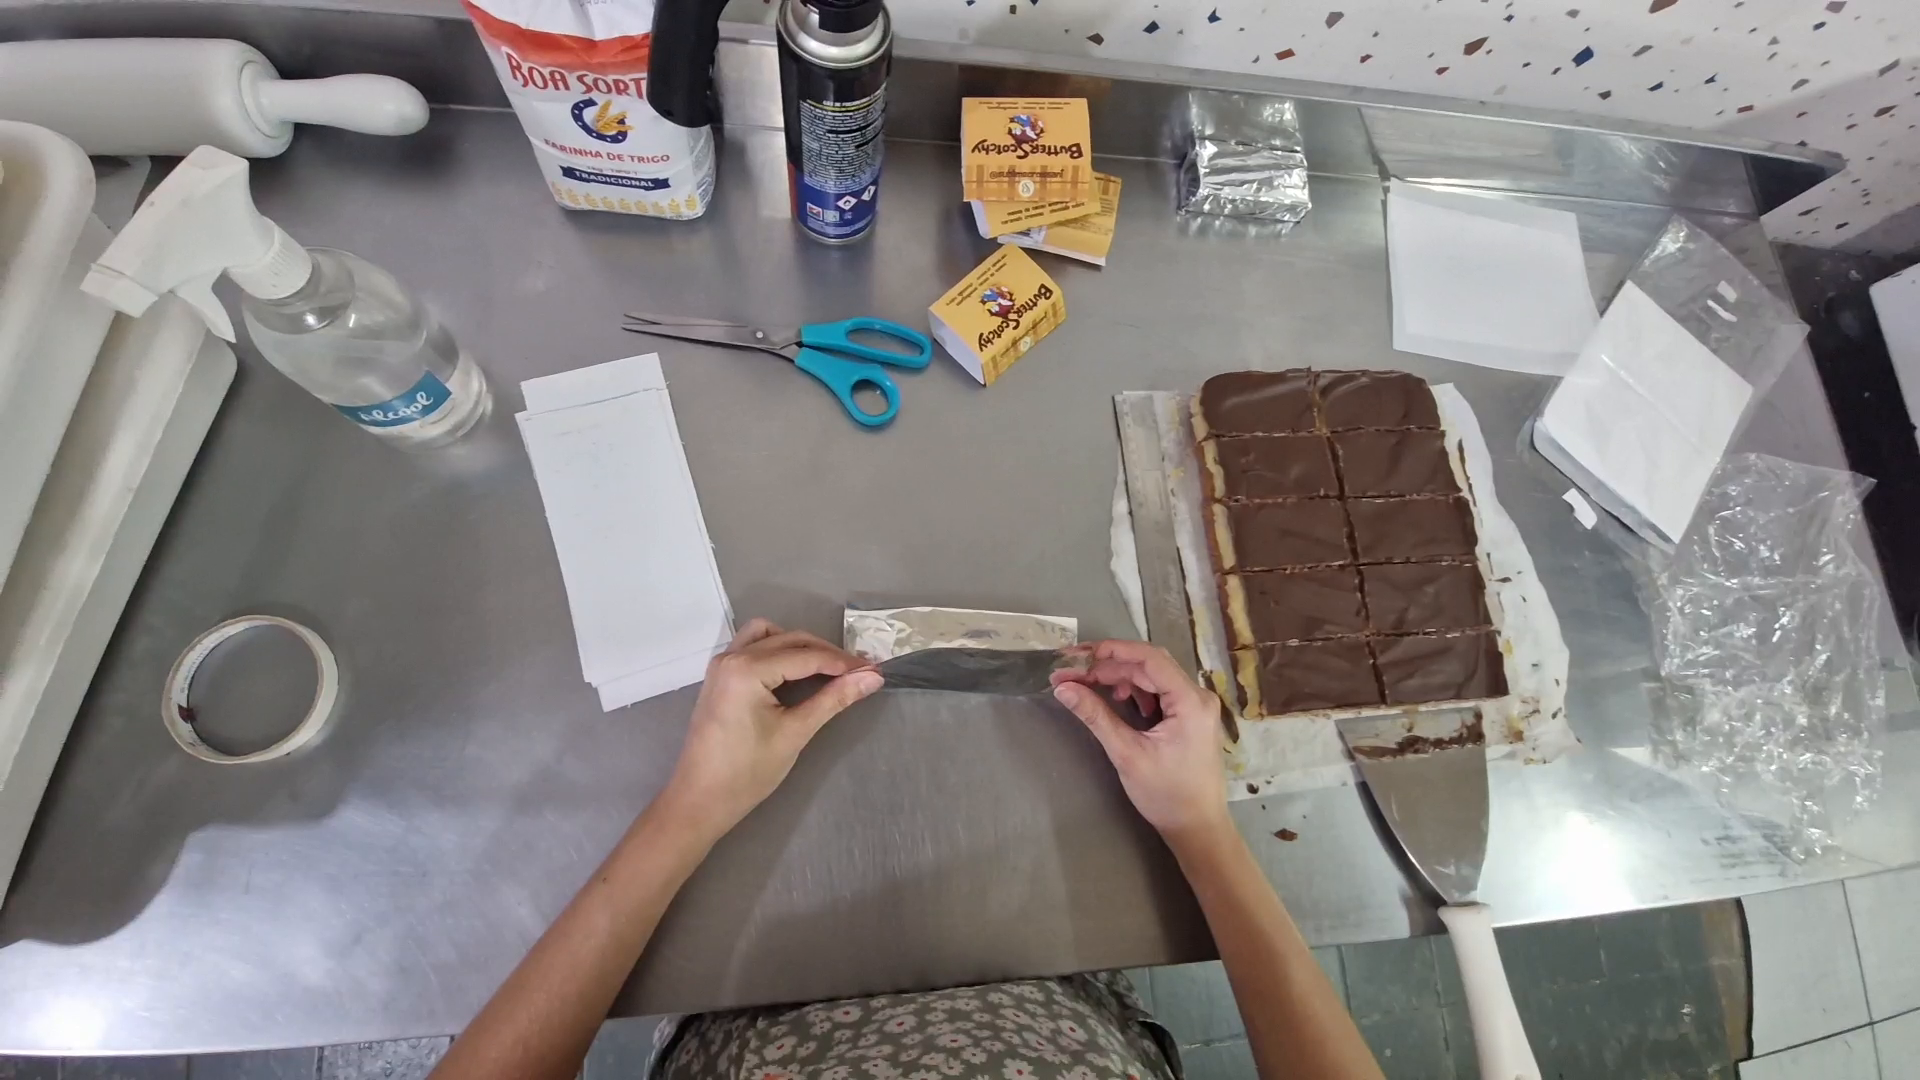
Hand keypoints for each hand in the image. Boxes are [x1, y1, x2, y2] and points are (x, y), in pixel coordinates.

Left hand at [663, 619, 882, 837]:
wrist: (699, 801)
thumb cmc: (747, 772)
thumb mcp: (795, 733)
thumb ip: (833, 699)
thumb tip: (872, 678)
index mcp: (748, 669)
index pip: (807, 656)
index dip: (843, 663)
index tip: (873, 670)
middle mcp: (732, 656)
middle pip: (791, 639)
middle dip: (827, 654)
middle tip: (858, 672)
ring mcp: (722, 664)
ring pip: (769, 635)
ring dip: (800, 645)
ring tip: (826, 669)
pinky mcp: (720, 676)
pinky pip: (753, 647)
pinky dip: (777, 650)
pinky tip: (795, 672)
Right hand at [1050, 640, 1229, 842]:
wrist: (1197, 828)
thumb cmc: (1166, 794)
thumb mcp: (1127, 753)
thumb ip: (1096, 716)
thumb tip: (1063, 688)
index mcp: (1190, 701)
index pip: (1149, 658)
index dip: (1111, 651)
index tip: (1077, 655)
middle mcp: (1197, 695)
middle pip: (1149, 664)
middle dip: (1109, 664)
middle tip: (1073, 671)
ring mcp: (1195, 704)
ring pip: (1152, 675)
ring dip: (1120, 676)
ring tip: (1089, 685)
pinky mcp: (1189, 715)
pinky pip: (1159, 689)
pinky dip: (1134, 689)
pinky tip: (1118, 699)